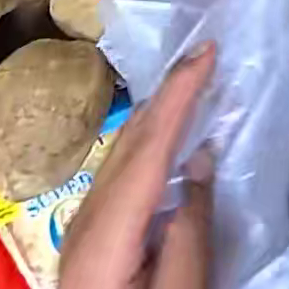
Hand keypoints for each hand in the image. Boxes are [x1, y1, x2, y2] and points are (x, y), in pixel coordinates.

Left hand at [59, 43, 216, 288]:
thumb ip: (190, 232)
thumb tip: (199, 159)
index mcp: (105, 237)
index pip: (148, 146)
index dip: (179, 94)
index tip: (206, 52)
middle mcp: (86, 218)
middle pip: (130, 138)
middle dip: (169, 89)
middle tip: (204, 52)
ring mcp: (82, 225)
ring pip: (124, 148)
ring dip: (160, 108)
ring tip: (192, 78)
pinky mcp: (90, 234)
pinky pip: (122, 166)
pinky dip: (149, 135)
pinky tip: (166, 128)